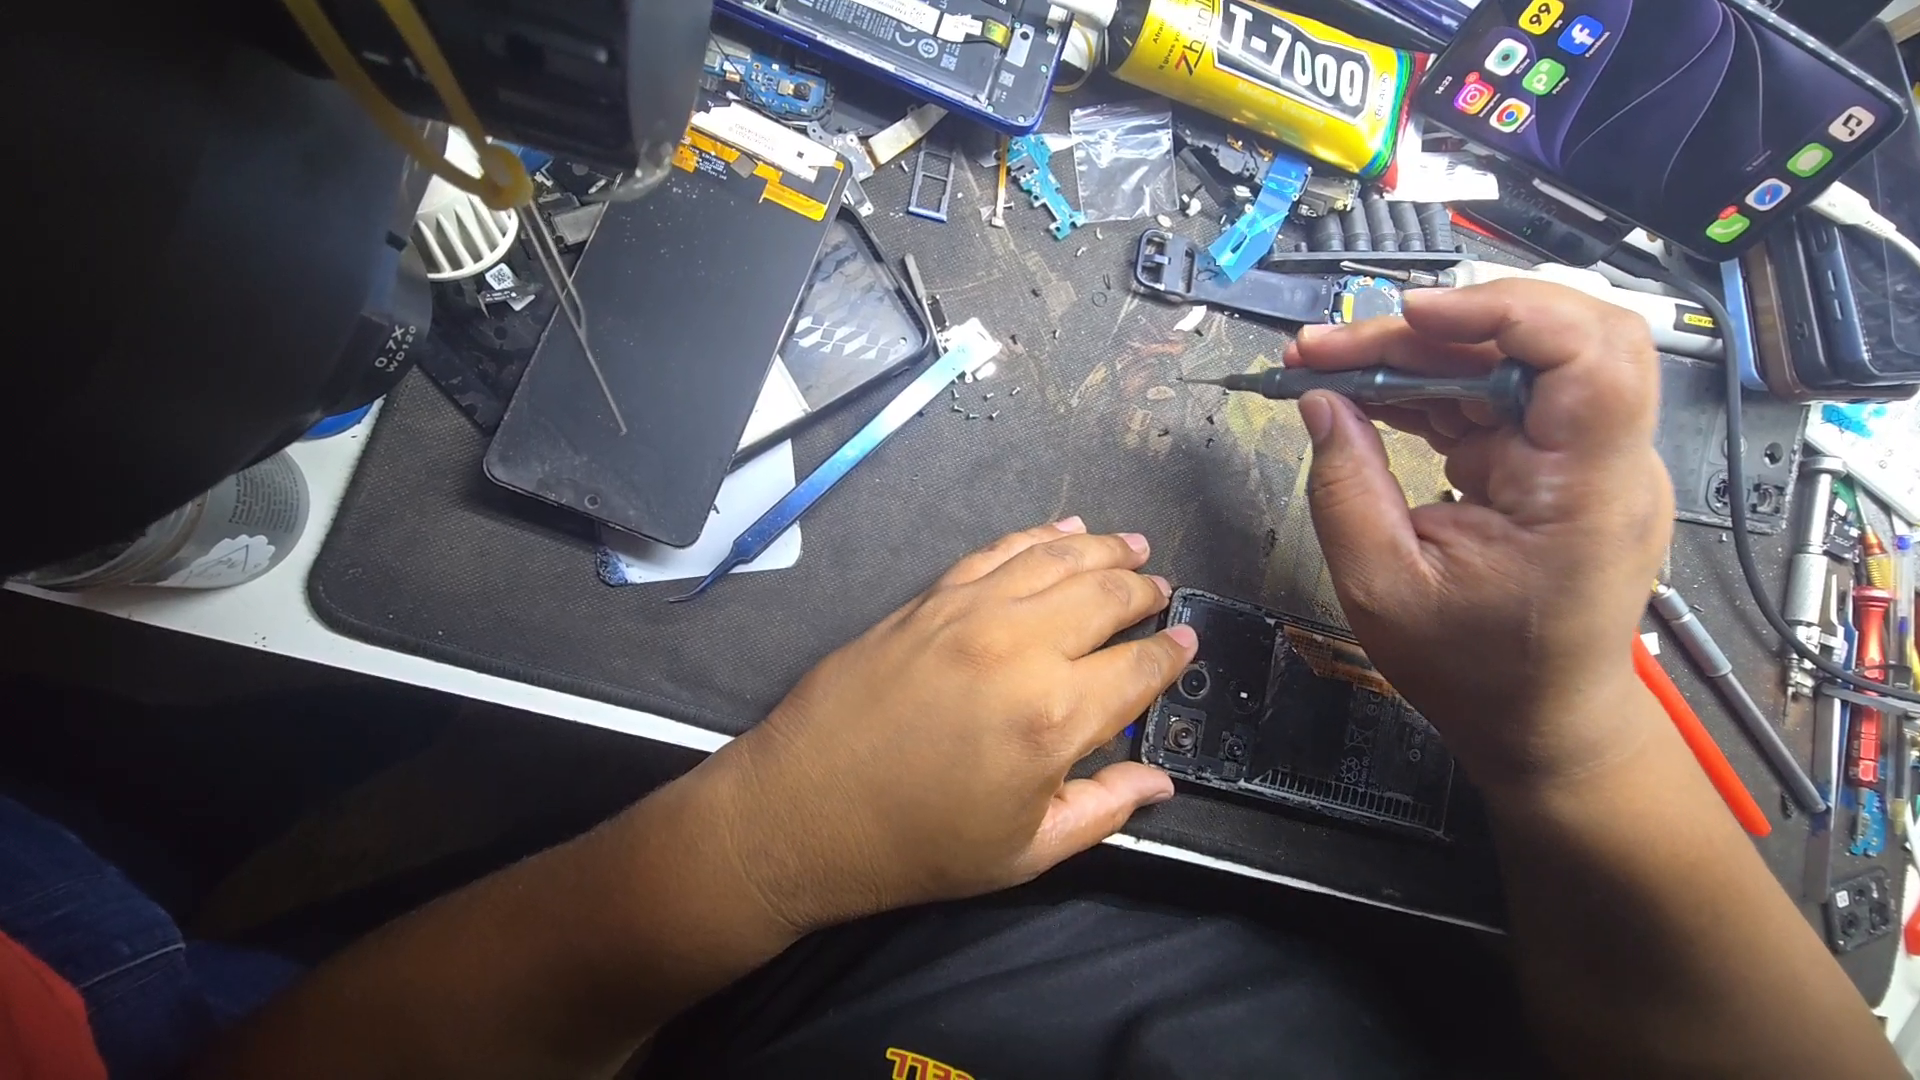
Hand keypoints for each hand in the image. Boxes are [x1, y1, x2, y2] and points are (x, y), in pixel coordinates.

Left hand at [699, 518, 1196, 935]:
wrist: (807, 807)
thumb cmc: (920, 844)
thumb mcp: (1025, 851)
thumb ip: (1104, 808)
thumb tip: (1161, 780)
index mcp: (1055, 718)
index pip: (1139, 670)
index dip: (1171, 656)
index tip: (1188, 643)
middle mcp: (1022, 648)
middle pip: (1106, 598)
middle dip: (1145, 593)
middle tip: (1162, 592)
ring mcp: (972, 612)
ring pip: (1058, 561)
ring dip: (1105, 550)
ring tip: (1134, 546)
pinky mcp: (932, 598)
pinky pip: (998, 551)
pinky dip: (1039, 537)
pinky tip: (1064, 531)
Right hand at [1287, 281, 1672, 793]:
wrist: (1536, 719)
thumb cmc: (1468, 668)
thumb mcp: (1379, 585)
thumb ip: (1343, 486)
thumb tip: (1319, 401)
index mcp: (1582, 493)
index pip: (1587, 353)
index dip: (1502, 310)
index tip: (1407, 313)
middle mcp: (1600, 461)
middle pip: (1536, 343)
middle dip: (1424, 331)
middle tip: (1325, 348)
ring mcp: (1580, 460)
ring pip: (1503, 364)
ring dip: (1412, 355)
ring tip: (1325, 365)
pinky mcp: (1551, 466)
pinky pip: (1489, 401)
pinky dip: (1423, 390)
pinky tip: (1363, 397)